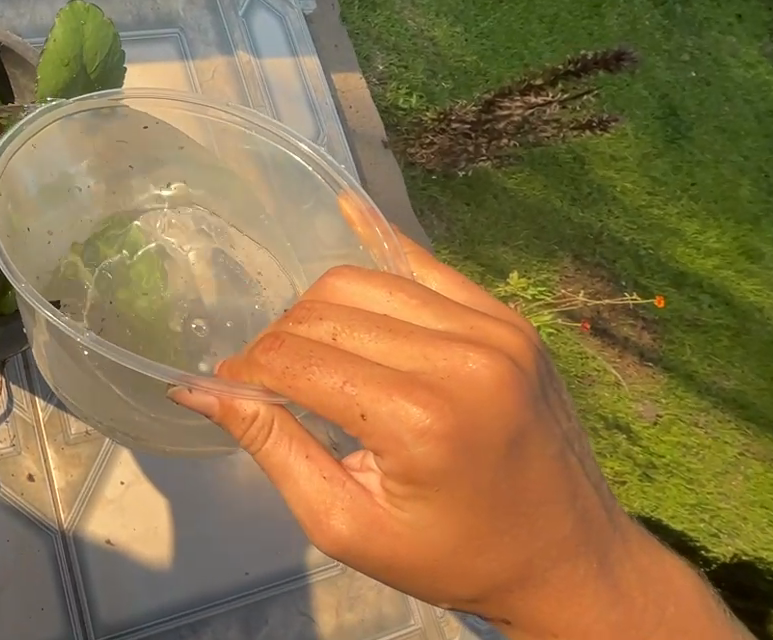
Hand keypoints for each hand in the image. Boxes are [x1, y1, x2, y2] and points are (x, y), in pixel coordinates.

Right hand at [170, 239, 675, 638]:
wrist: (578, 567)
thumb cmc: (452, 558)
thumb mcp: (345, 526)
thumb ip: (269, 446)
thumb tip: (194, 390)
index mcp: (420, 420)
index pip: (293, 360)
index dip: (249, 372)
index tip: (234, 389)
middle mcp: (460, 359)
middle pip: (318, 314)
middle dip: (277, 344)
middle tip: (274, 382)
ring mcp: (491, 330)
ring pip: (354, 282)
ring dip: (314, 311)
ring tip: (315, 351)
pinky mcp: (505, 318)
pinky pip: (416, 261)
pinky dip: (372, 240)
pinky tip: (342, 206)